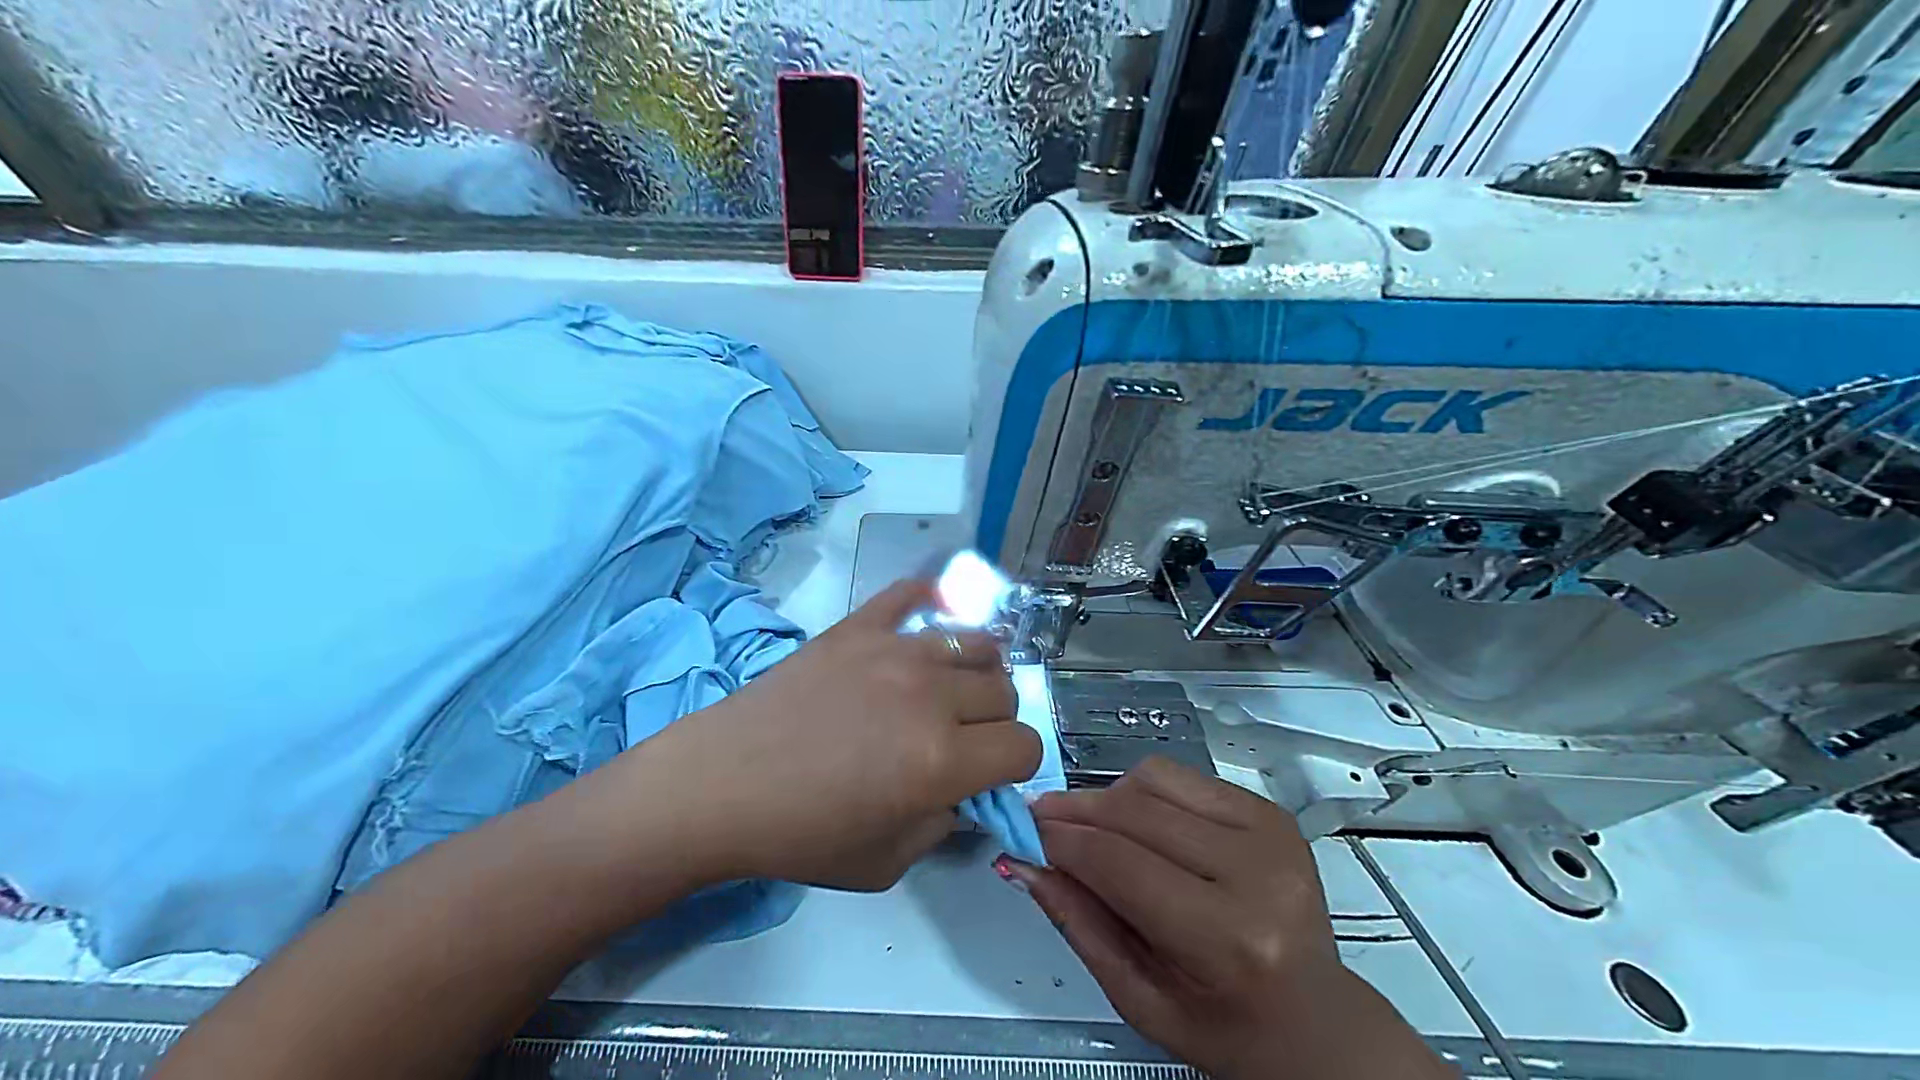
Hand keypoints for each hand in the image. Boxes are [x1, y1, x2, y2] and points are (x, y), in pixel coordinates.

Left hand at [660, 579, 1039, 891]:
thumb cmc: (799, 835)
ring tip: (946, 688)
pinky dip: (931, 602)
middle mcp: (931, 696)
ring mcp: (895, 651)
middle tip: (963, 737)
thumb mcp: (887, 862)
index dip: (1016, 766)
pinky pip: (912, 594)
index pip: (1024, 746)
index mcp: (941, 761)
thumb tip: (964, 792)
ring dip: (975, 670)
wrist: (720, 784)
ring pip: (977, 642)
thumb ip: (943, 825)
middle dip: (996, 721)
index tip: (989, 774)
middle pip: (1005, 691)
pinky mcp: (859, 626)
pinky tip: (927, 622)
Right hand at [1002, 759, 1451, 1079]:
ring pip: (1154, 780)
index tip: (1021, 829)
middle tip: (1040, 817)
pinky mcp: (1272, 812)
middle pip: (1133, 812)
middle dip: (1075, 810)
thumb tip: (1020, 861)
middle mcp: (1256, 874)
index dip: (1059, 840)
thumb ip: (1076, 922)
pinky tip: (1140, 824)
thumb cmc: (1223, 1027)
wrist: (1315, 1023)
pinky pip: (1184, 777)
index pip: (1118, 863)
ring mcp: (1270, 834)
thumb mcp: (1138, 998)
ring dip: (1110, 797)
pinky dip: (1147, 793)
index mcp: (1227, 939)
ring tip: (1094, 827)